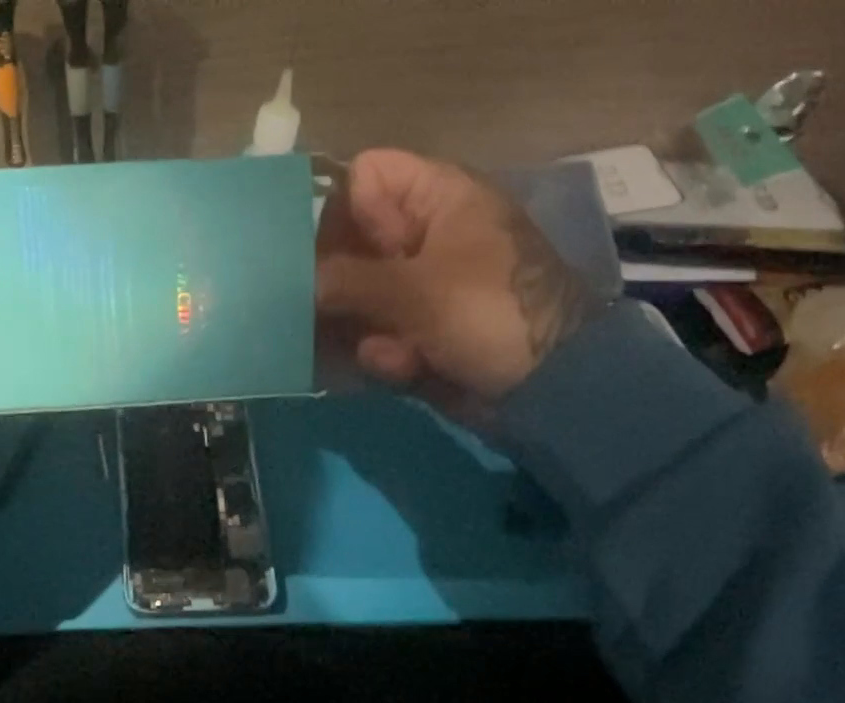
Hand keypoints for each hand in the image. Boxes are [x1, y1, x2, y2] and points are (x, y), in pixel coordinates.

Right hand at [317, 149, 597, 415]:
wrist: (550, 384)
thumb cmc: (488, 313)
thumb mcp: (416, 290)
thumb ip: (347, 280)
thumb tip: (294, 284)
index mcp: (437, 198)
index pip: (366, 175)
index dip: (340, 208)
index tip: (320, 251)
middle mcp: (426, 234)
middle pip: (355, 242)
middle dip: (341, 283)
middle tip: (325, 311)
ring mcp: (425, 285)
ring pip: (361, 295)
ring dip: (366, 328)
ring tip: (386, 351)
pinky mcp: (424, 329)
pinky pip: (383, 332)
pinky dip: (388, 353)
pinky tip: (404, 368)